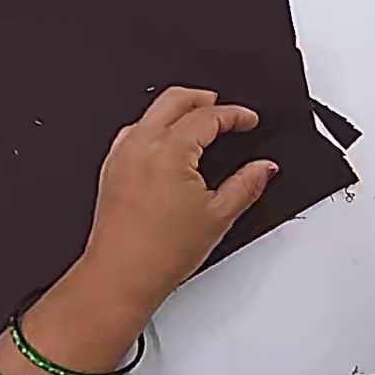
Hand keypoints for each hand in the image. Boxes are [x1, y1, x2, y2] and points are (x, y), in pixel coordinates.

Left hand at [78, 85, 278, 312]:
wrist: (122, 275)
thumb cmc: (160, 252)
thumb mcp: (219, 216)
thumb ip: (247, 184)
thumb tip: (263, 168)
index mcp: (169, 152)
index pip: (208, 117)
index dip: (234, 114)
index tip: (248, 119)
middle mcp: (140, 146)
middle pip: (174, 99)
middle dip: (204, 98)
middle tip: (225, 108)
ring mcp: (121, 155)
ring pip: (151, 112)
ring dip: (178, 110)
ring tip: (200, 123)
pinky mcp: (111, 169)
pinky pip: (134, 132)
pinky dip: (156, 127)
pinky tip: (168, 144)